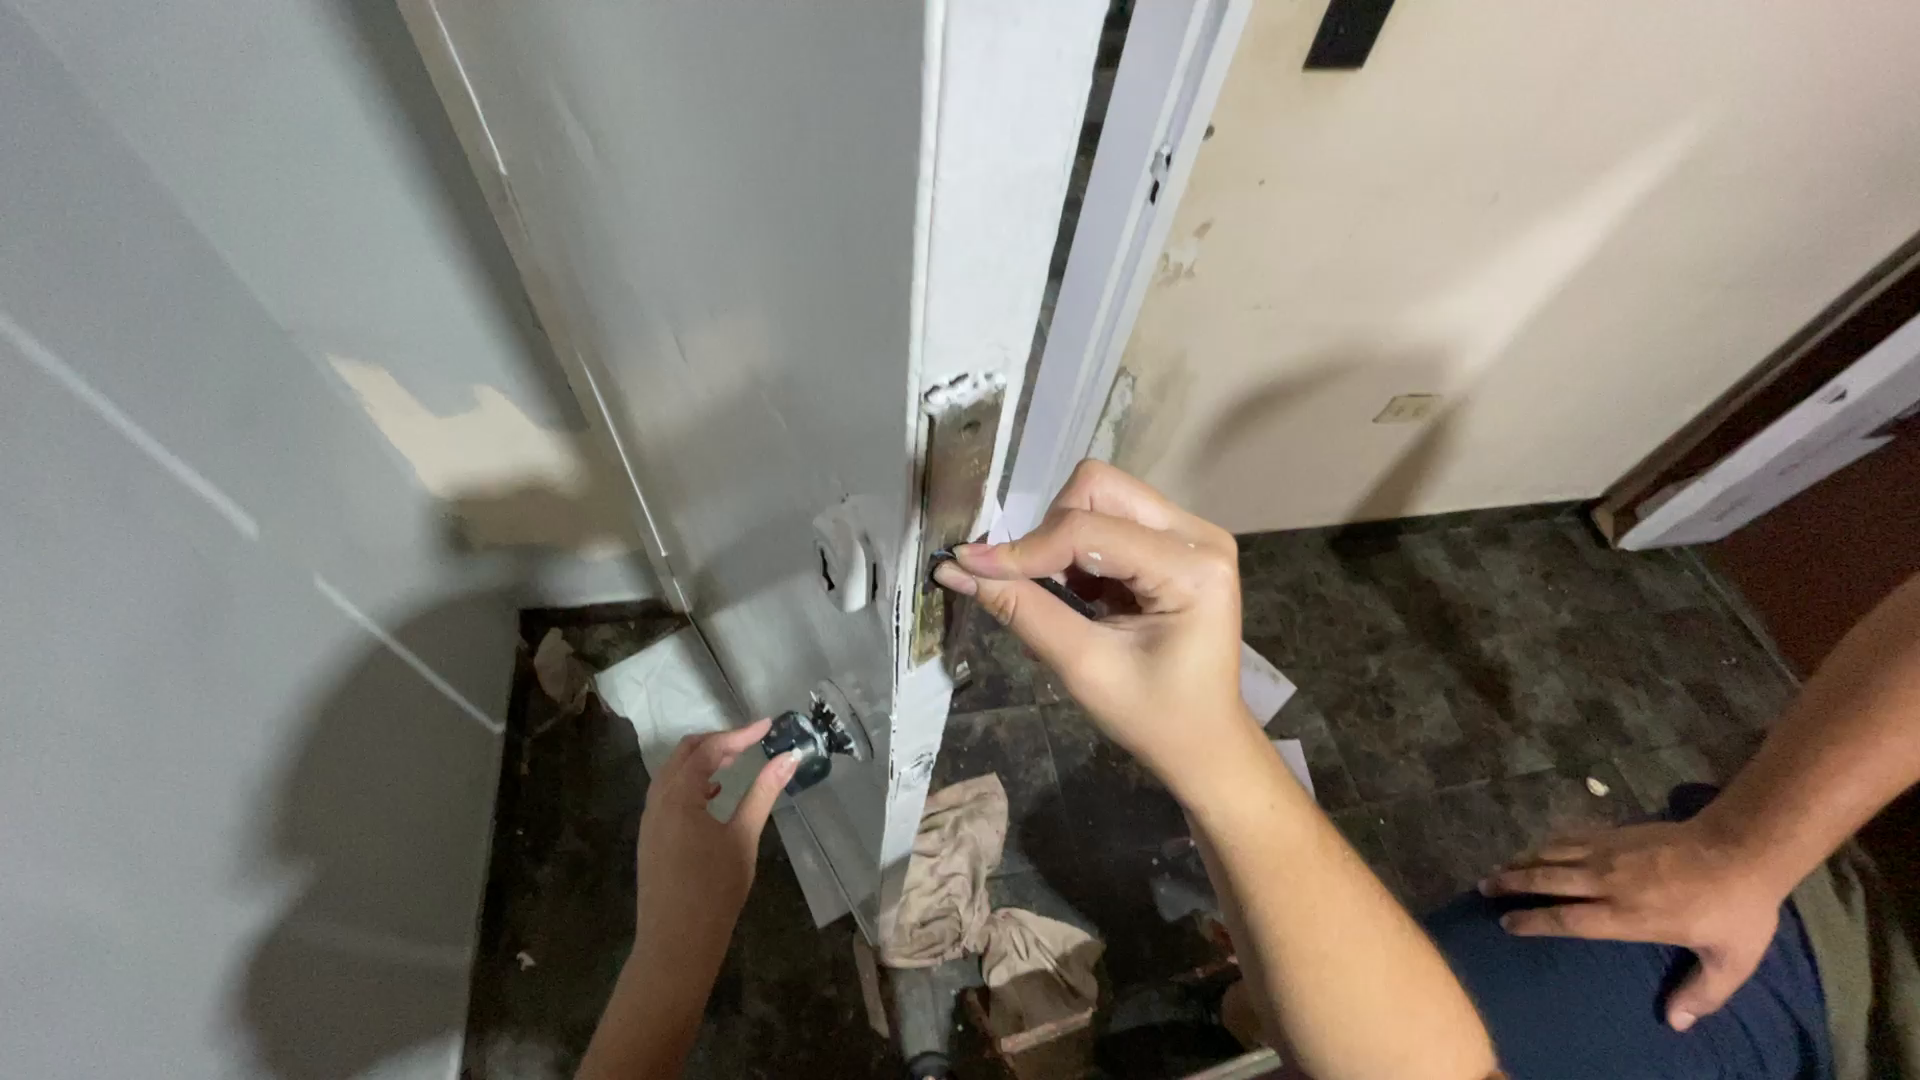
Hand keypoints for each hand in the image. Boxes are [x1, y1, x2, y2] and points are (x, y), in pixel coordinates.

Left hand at [631, 719, 798, 959]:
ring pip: (673, 772)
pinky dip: (691, 781)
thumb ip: (764, 791)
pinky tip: (714, 793)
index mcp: (679, 797)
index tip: (768, 726)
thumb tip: (790, 757)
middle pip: (684, 753)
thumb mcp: (744, 837)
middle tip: (751, 741)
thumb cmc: (714, 891)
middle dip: (718, 741)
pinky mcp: (651, 837)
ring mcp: (650, 820)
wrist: (676, 945)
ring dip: (703, 760)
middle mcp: (657, 801)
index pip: (708, 749)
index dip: (739, 734)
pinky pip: (668, 793)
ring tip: (735, 761)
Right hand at [931, 460, 1254, 794]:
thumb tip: (957, 569)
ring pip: (1100, 497)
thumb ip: (1021, 610)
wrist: (1204, 741)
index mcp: (1191, 568)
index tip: (969, 568)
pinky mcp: (1175, 541)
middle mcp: (1197, 534)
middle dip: (1049, 531)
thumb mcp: (1083, 666)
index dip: (1023, 549)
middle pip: (1097, 490)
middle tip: (1035, 585)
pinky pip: (1110, 518)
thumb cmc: (1153, 715)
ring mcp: (1190, 533)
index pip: (1087, 531)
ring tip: (1066, 598)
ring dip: (1063, 540)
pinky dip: (1080, 550)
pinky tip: (1085, 596)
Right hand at [1480, 818, 1786, 1030]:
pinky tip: (1535, 850)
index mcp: (1629, 915)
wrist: (1736, 851)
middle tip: (1482, 887)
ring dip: (1519, 863)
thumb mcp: (1731, 961)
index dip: (1532, 921)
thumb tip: (1675, 1024)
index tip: (1507, 923)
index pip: (1567, 919)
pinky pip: (1564, 839)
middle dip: (1509, 884)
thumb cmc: (1734, 910)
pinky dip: (1542, 846)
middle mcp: (1605, 882)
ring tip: (1498, 869)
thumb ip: (1701, 992)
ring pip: (1548, 856)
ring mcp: (1604, 854)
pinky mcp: (1607, 835)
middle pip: (1544, 881)